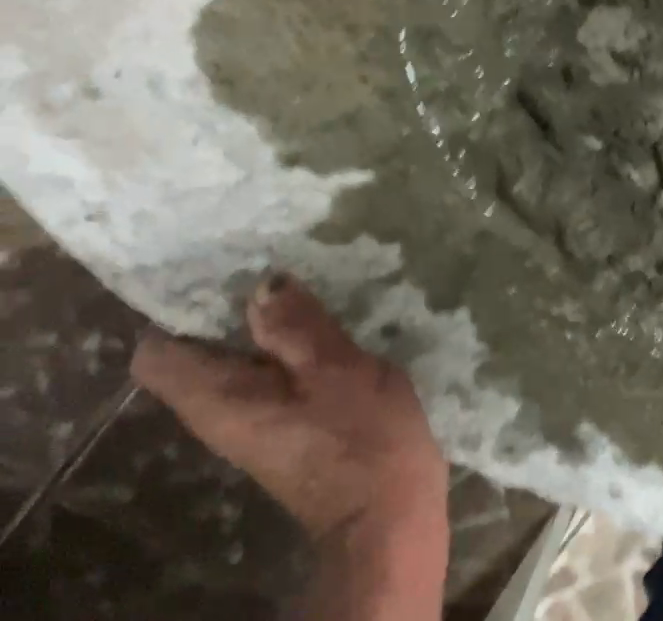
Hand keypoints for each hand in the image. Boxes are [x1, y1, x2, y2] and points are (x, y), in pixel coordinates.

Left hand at [133, 275, 449, 620]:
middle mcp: (220, 413)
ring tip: (317, 294)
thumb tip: (263, 285)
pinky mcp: (288, 429)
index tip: (225, 274)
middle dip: (235, 313)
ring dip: (272, 331)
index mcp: (218, 398)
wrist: (387, 508)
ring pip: (242, 365)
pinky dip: (295, 353)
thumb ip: (299, 328)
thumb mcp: (338, 370)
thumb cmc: (361, 437)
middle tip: (284, 270)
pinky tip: (337, 335)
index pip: (158, 351)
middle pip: (201, 354)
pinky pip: (273, 379)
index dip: (180, 311)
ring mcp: (255, 424)